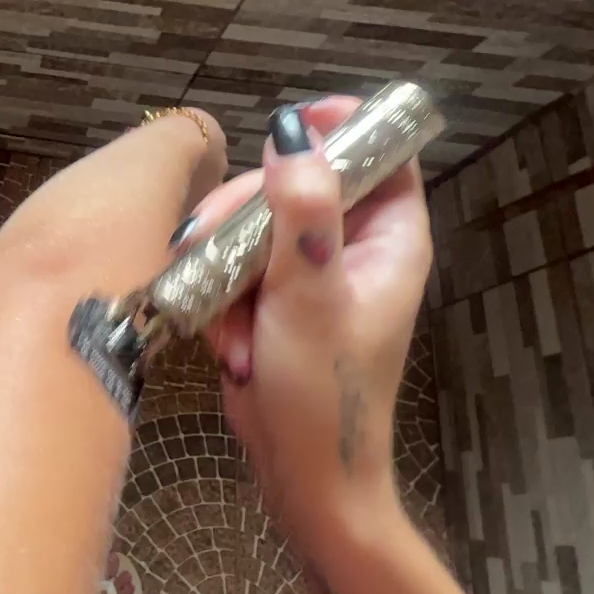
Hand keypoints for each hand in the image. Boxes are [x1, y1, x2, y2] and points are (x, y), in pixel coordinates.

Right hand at [186, 97, 432, 557]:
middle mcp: (348, 247)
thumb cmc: (322, 394)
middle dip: (240, 215)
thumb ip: (302, 217)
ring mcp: (304, 272)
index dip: (342, 127)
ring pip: (249, 225)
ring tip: (228, 322)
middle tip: (207, 243)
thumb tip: (294, 136)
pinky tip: (228, 339)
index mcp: (387, 240)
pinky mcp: (269, 296)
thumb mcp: (309, 299)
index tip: (288, 122)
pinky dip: (219, 296)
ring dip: (222, 266)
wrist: (298, 472)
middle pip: (289, 184)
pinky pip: (231, 265)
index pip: (380, 155)